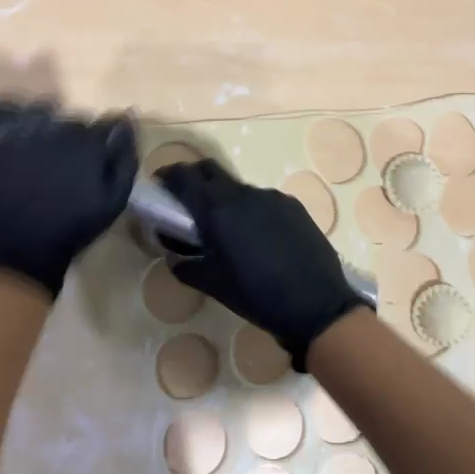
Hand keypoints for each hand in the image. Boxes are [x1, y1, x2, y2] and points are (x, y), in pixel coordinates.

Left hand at [0, 98, 137, 297]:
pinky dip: (13, 115)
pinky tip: (18, 135)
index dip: (101, 145)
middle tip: (66, 168)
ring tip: (41, 153)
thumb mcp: (114, 200)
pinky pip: (5, 107)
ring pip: (43, 110)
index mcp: (88, 144)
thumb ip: (126, 157)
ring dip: (47, 125)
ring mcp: (21, 130)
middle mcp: (56, 129)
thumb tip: (128, 118)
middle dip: (75, 139)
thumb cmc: (72, 228)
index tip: (94, 164)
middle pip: (74, 119)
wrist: (20, 247)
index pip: (105, 124)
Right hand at [157, 159, 361, 370]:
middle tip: (188, 200)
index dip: (167, 176)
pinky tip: (259, 237)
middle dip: (194, 178)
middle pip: (210, 170)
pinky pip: (263, 200)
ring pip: (238, 187)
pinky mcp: (293, 205)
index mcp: (215, 210)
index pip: (182, 176)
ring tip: (228, 229)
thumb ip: (185, 267)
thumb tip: (173, 257)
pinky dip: (252, 211)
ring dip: (225, 199)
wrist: (314, 303)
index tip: (160, 184)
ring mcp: (271, 197)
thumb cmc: (254, 295)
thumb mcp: (212, 285)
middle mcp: (241, 194)